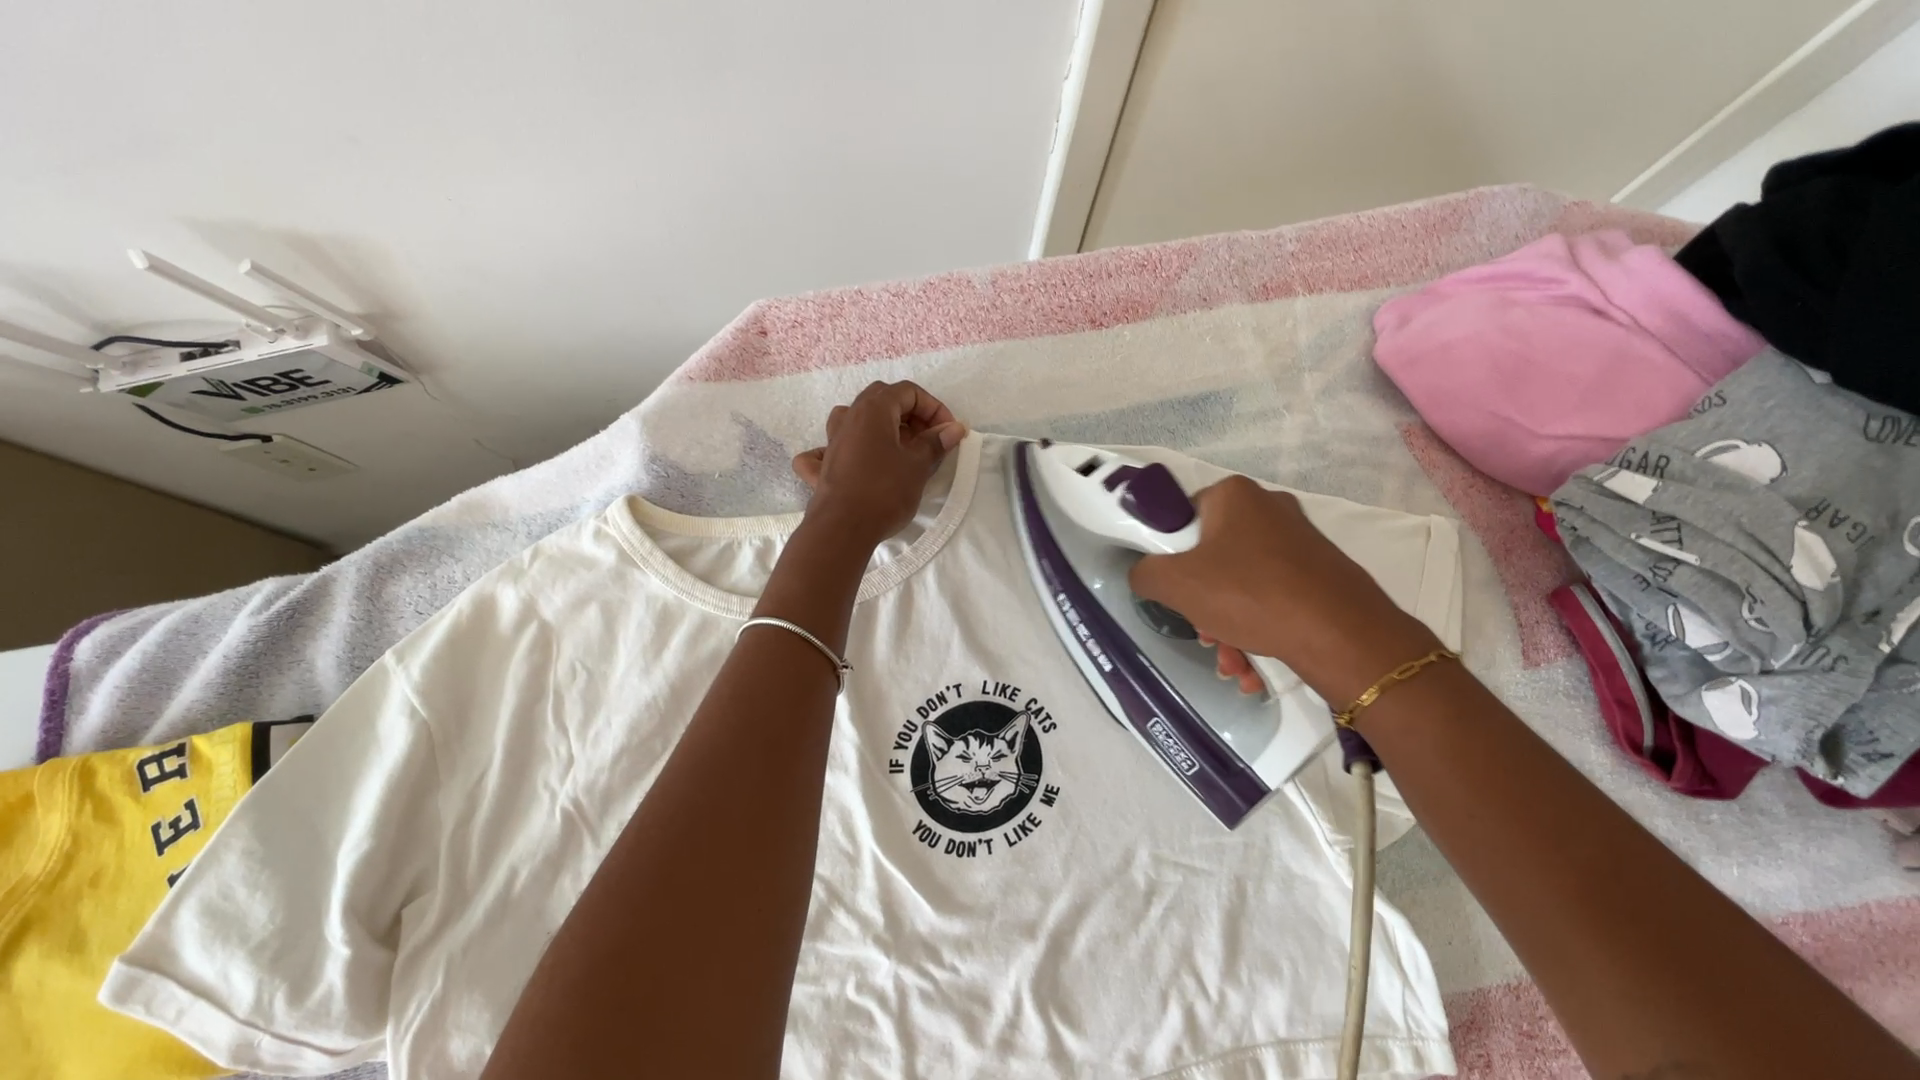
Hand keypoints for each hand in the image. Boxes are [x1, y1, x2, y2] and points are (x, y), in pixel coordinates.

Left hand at [791, 381, 967, 546]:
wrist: (842, 528)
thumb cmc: (884, 491)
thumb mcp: (917, 465)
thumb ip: (935, 442)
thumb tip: (954, 428)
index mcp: (873, 409)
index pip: (908, 391)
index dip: (934, 408)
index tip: (947, 432)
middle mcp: (849, 417)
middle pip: (882, 399)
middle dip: (910, 414)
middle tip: (928, 439)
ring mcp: (832, 440)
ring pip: (855, 418)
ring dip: (879, 425)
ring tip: (897, 447)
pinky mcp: (823, 466)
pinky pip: (828, 447)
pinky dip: (842, 448)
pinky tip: (848, 459)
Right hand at [1127, 475, 1440, 705]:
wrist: (1341, 633)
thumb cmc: (1249, 595)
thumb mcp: (1175, 584)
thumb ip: (1145, 573)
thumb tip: (1147, 575)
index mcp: (1233, 495)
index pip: (1181, 518)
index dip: (1170, 556)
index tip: (1174, 591)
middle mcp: (1269, 507)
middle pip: (1212, 557)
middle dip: (1203, 605)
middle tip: (1205, 636)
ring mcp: (1300, 540)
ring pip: (1242, 584)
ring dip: (1228, 627)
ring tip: (1234, 666)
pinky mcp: (1321, 572)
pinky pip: (1273, 597)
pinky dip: (1258, 629)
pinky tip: (1255, 667)